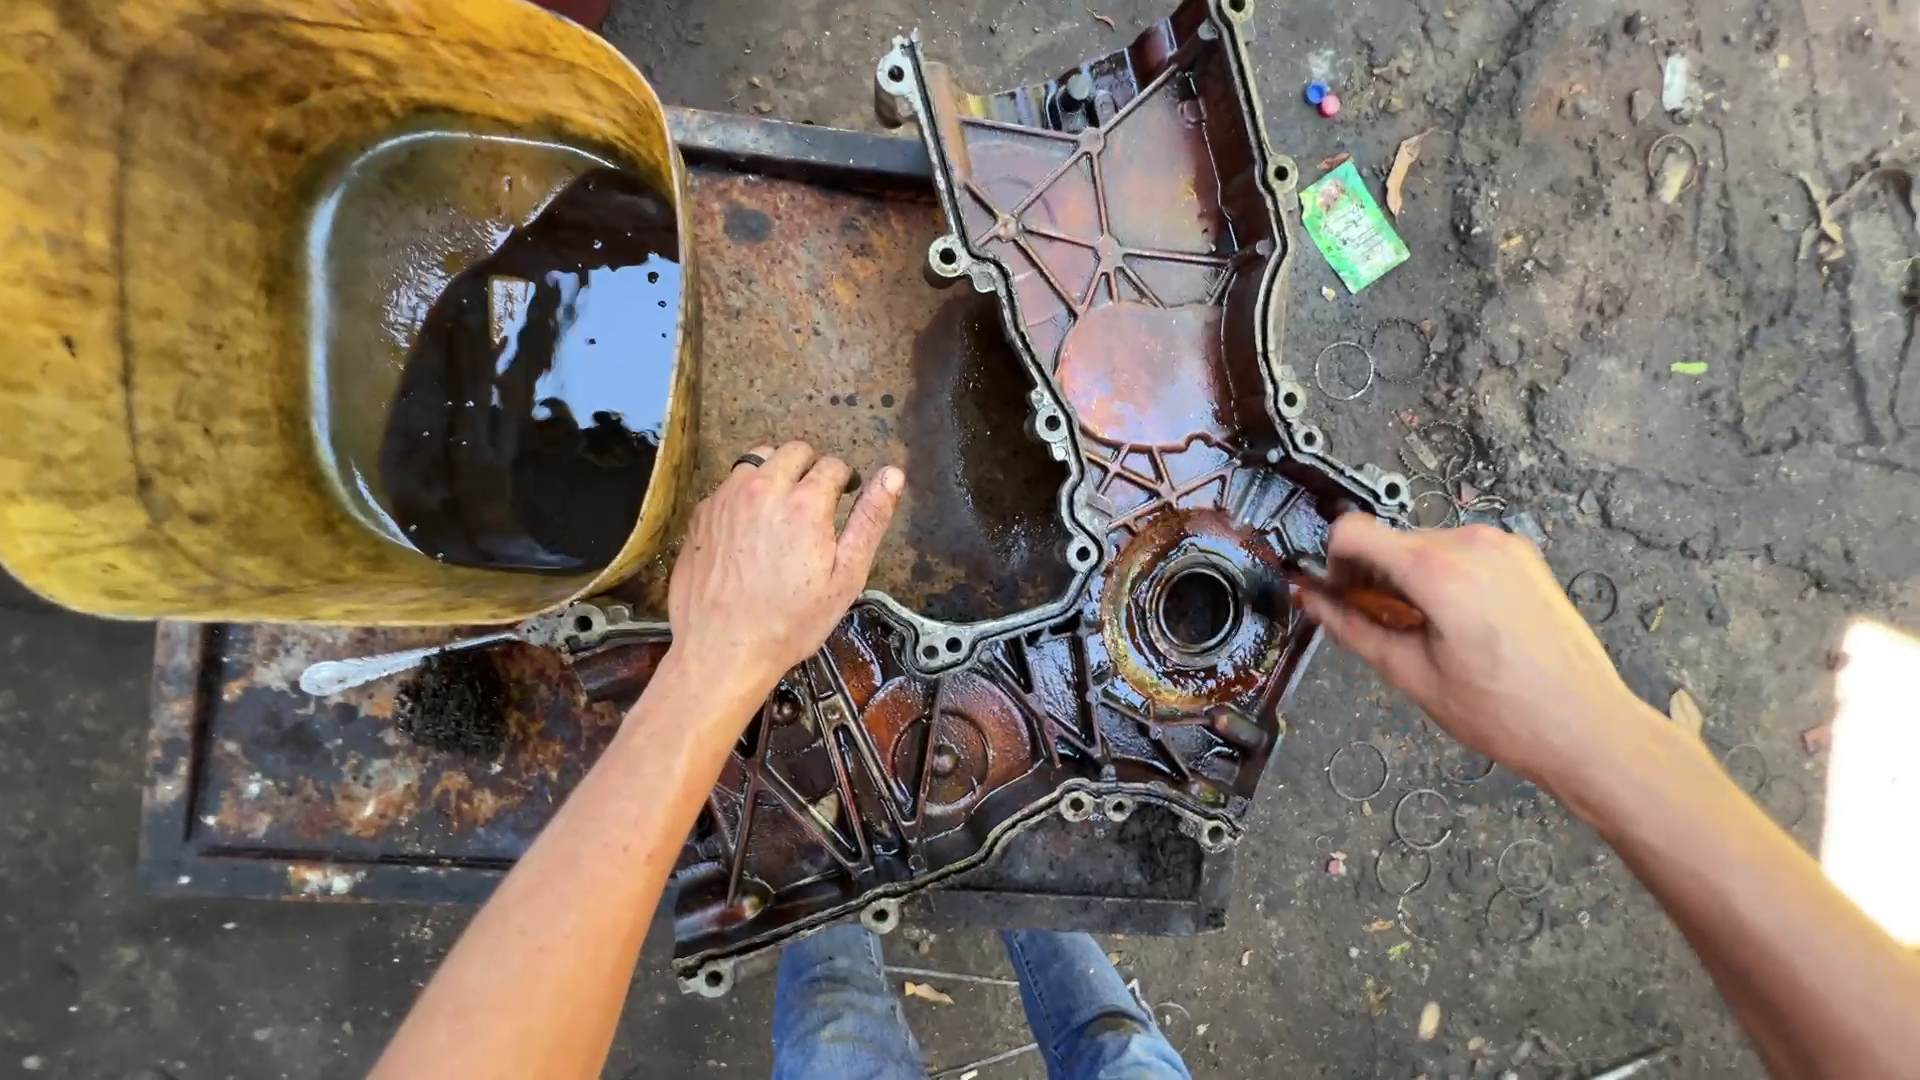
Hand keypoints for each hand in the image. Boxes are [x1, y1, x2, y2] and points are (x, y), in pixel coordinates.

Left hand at [666, 442, 902, 703]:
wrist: (722, 649)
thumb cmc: (791, 621)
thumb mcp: (846, 576)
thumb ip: (870, 520)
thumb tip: (894, 475)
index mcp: (805, 503)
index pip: (833, 465)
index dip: (844, 480)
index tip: (842, 498)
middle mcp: (762, 489)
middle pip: (794, 451)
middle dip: (810, 469)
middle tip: (815, 503)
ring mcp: (726, 498)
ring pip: (757, 460)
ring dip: (775, 474)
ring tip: (781, 511)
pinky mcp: (701, 514)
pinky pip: (729, 486)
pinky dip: (745, 495)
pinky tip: (749, 530)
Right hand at [1295, 515, 1660, 796]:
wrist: (1590, 729)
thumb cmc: (1508, 713)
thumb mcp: (1408, 672)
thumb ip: (1349, 627)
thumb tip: (1311, 601)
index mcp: (1439, 571)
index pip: (1351, 531)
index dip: (1332, 562)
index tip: (1339, 593)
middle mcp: (1472, 545)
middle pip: (1387, 540)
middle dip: (1371, 578)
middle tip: (1382, 624)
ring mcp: (1502, 546)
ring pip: (1419, 546)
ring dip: (1406, 579)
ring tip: (1424, 629)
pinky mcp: (1520, 556)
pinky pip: (1456, 552)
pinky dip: (1440, 577)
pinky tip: (1454, 620)